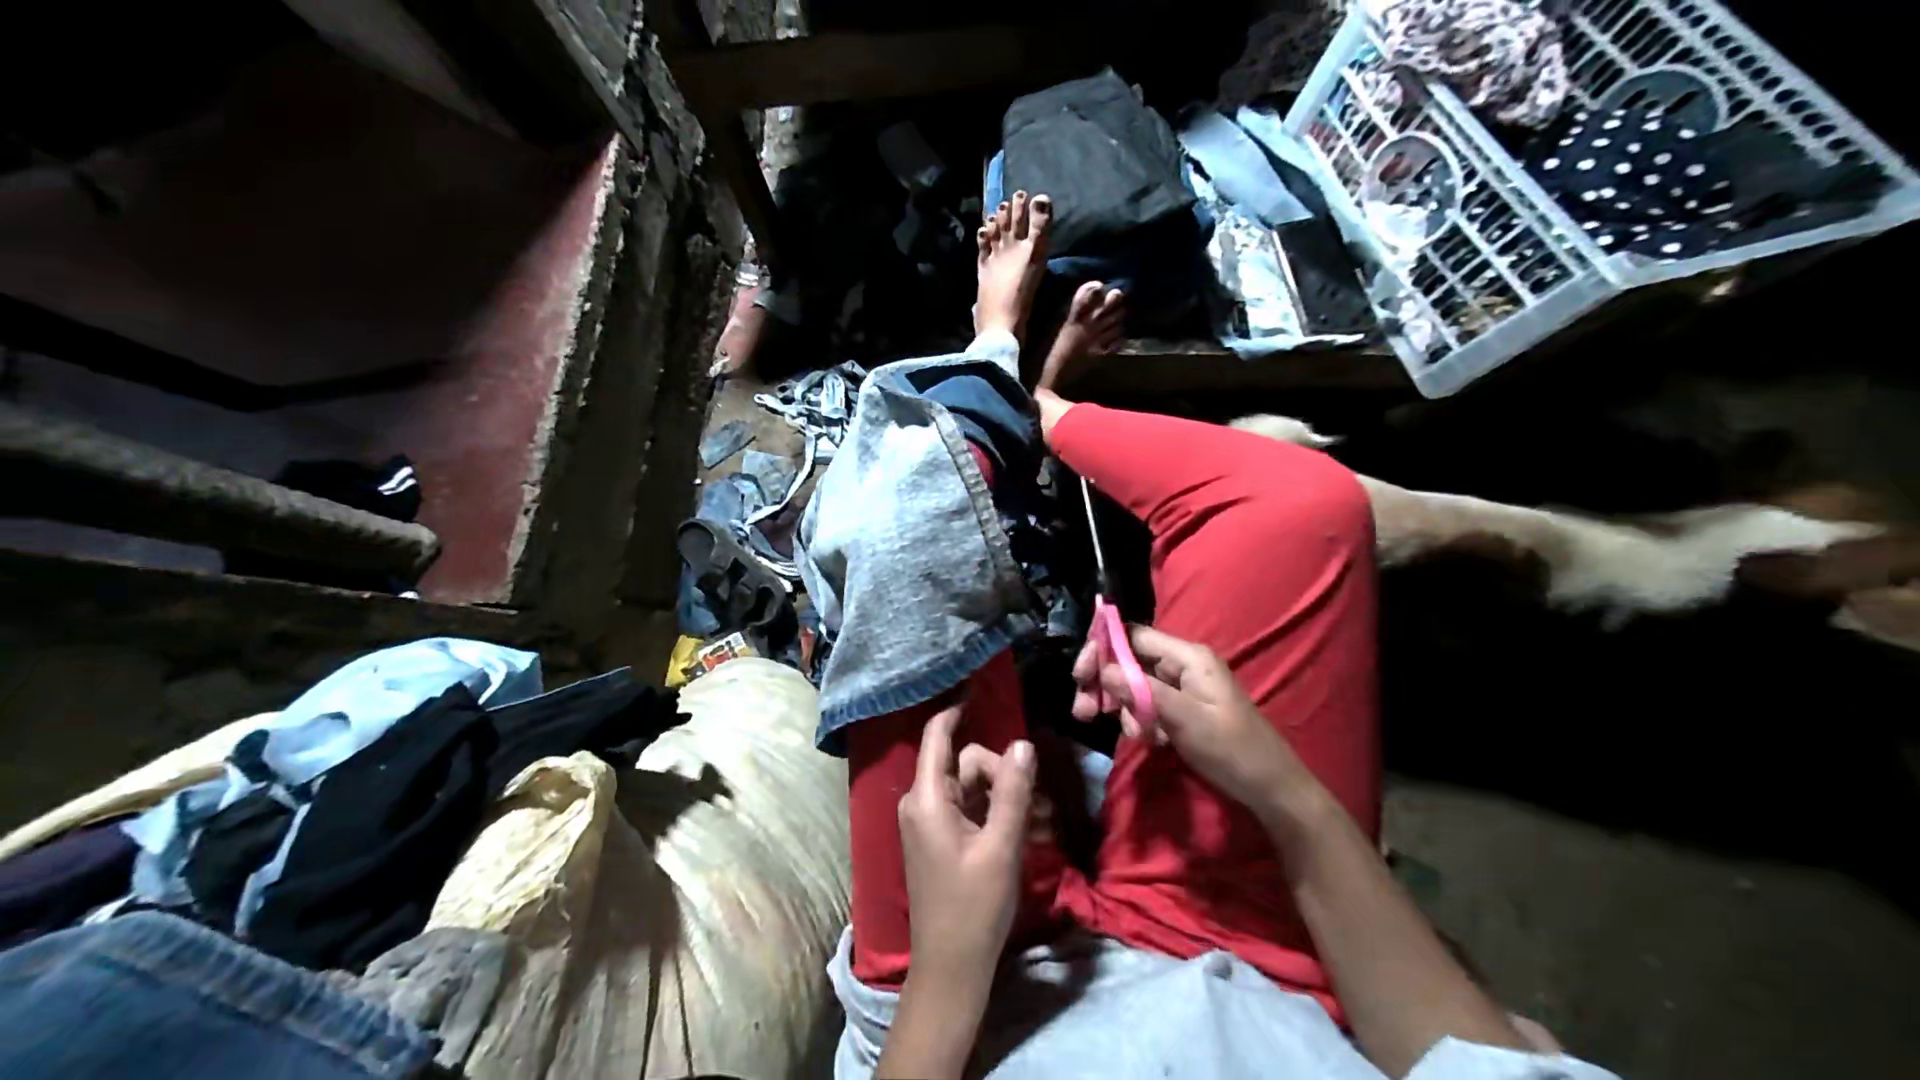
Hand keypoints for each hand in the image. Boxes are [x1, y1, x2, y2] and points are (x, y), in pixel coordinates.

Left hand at [898, 704, 1036, 985]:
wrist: (951, 968)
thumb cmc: (973, 906)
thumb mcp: (1001, 846)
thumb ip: (1013, 792)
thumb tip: (1022, 743)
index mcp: (927, 798)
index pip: (937, 736)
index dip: (955, 709)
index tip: (978, 688)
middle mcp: (923, 803)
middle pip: (967, 763)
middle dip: (1004, 774)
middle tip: (1039, 804)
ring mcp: (931, 822)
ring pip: (974, 788)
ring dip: (1009, 797)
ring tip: (1043, 823)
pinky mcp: (941, 839)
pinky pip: (972, 811)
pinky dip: (999, 816)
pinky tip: (1032, 833)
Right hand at [1076, 624, 1307, 812]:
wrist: (1270, 788)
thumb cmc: (1232, 749)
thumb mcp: (1185, 720)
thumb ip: (1142, 692)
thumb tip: (1103, 670)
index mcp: (1188, 656)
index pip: (1133, 636)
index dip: (1102, 648)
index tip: (1080, 675)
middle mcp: (1182, 664)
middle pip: (1128, 660)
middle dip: (1104, 683)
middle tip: (1083, 711)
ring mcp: (1181, 687)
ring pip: (1133, 685)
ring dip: (1121, 706)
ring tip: (1123, 732)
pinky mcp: (1180, 709)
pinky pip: (1147, 705)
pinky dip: (1138, 720)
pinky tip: (1145, 740)